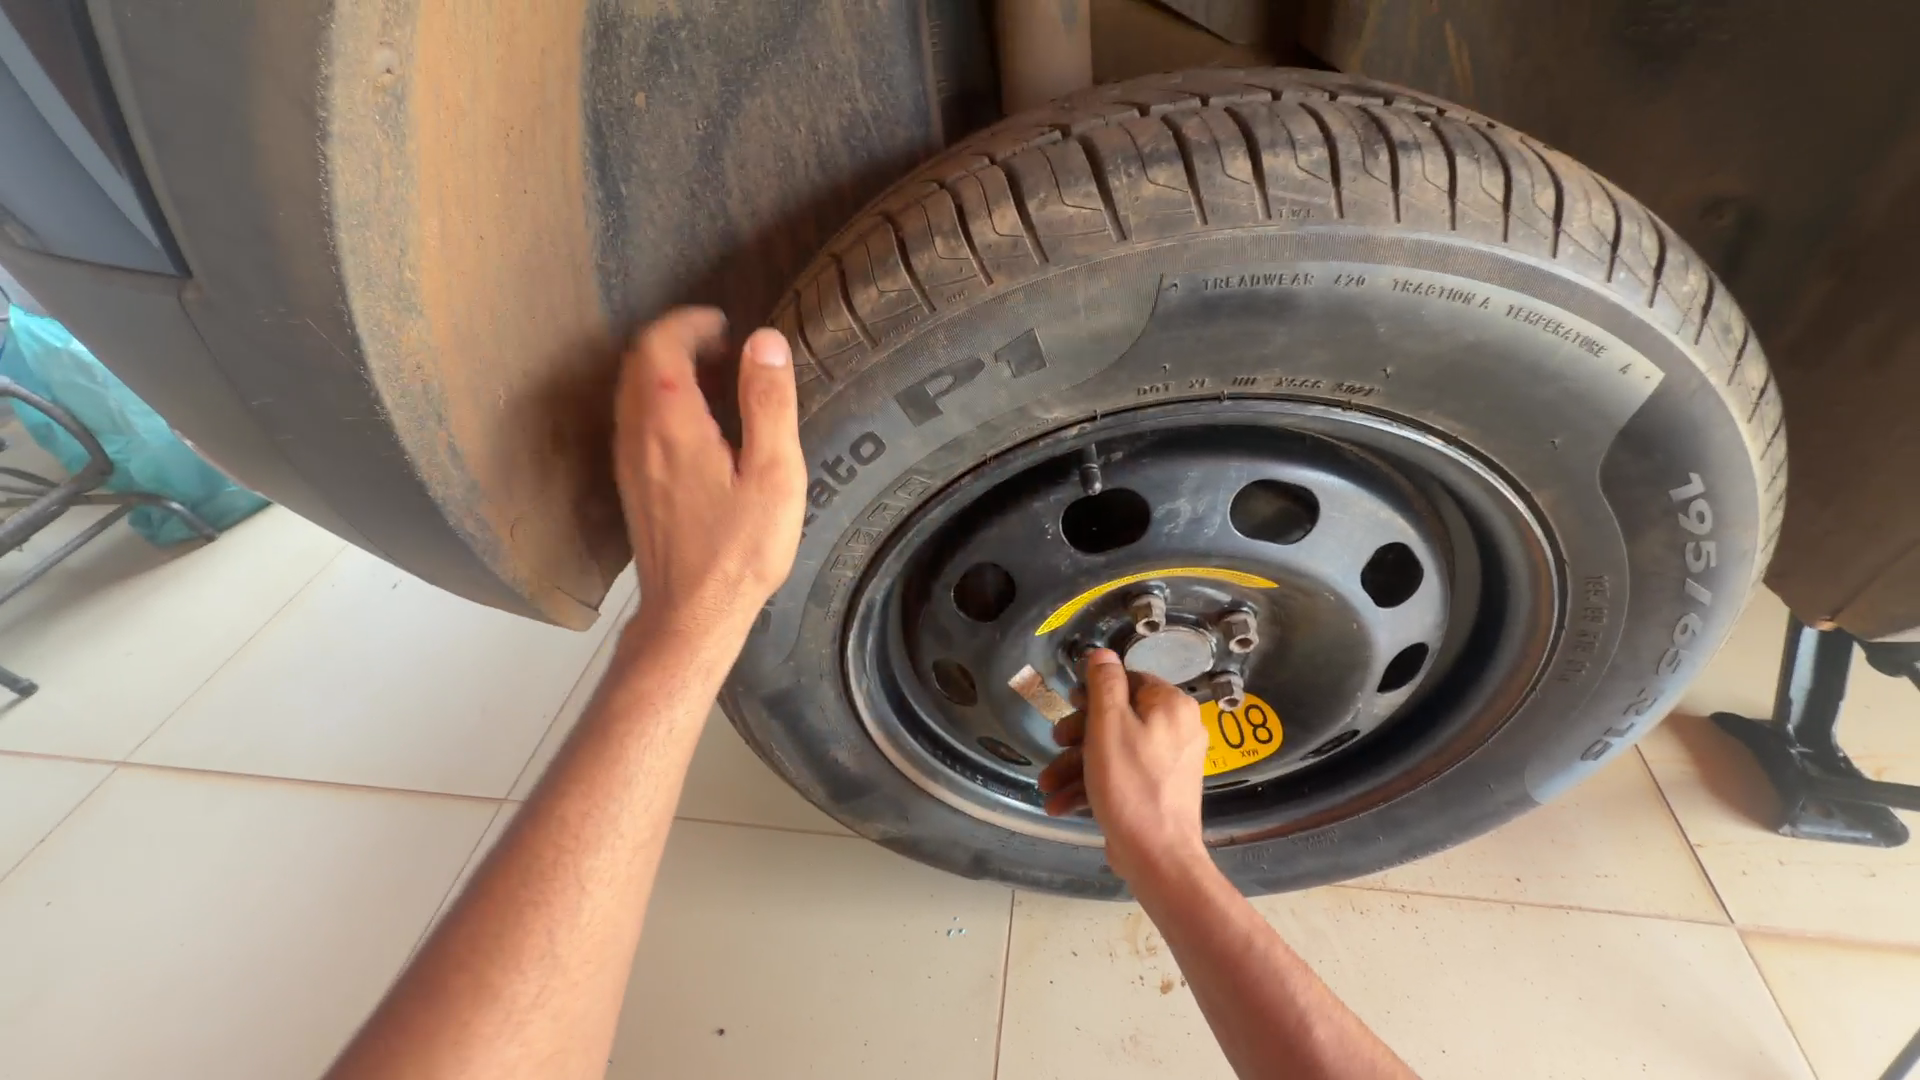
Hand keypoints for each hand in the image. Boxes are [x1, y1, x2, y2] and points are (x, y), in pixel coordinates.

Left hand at [613, 307, 806, 640]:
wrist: (692, 613)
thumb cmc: (741, 549)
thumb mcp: (774, 474)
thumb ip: (768, 403)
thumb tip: (764, 341)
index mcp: (670, 422)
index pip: (660, 344)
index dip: (690, 322)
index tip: (725, 323)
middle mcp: (637, 435)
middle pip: (639, 362)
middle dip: (678, 341)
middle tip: (725, 347)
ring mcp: (629, 462)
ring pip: (633, 393)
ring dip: (668, 372)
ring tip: (717, 381)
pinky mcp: (632, 487)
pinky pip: (636, 422)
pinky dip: (661, 403)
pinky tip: (699, 428)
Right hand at [1037, 648, 1209, 883]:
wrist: (1157, 858)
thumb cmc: (1130, 785)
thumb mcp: (1108, 726)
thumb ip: (1104, 683)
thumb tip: (1102, 653)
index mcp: (1171, 705)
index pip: (1128, 680)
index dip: (1094, 693)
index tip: (1069, 707)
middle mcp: (1177, 728)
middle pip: (1117, 715)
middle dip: (1078, 734)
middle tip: (1056, 743)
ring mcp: (1169, 761)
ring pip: (1114, 748)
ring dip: (1076, 765)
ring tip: (1047, 784)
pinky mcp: (1158, 789)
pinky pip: (1122, 774)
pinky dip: (1092, 784)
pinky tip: (1061, 803)